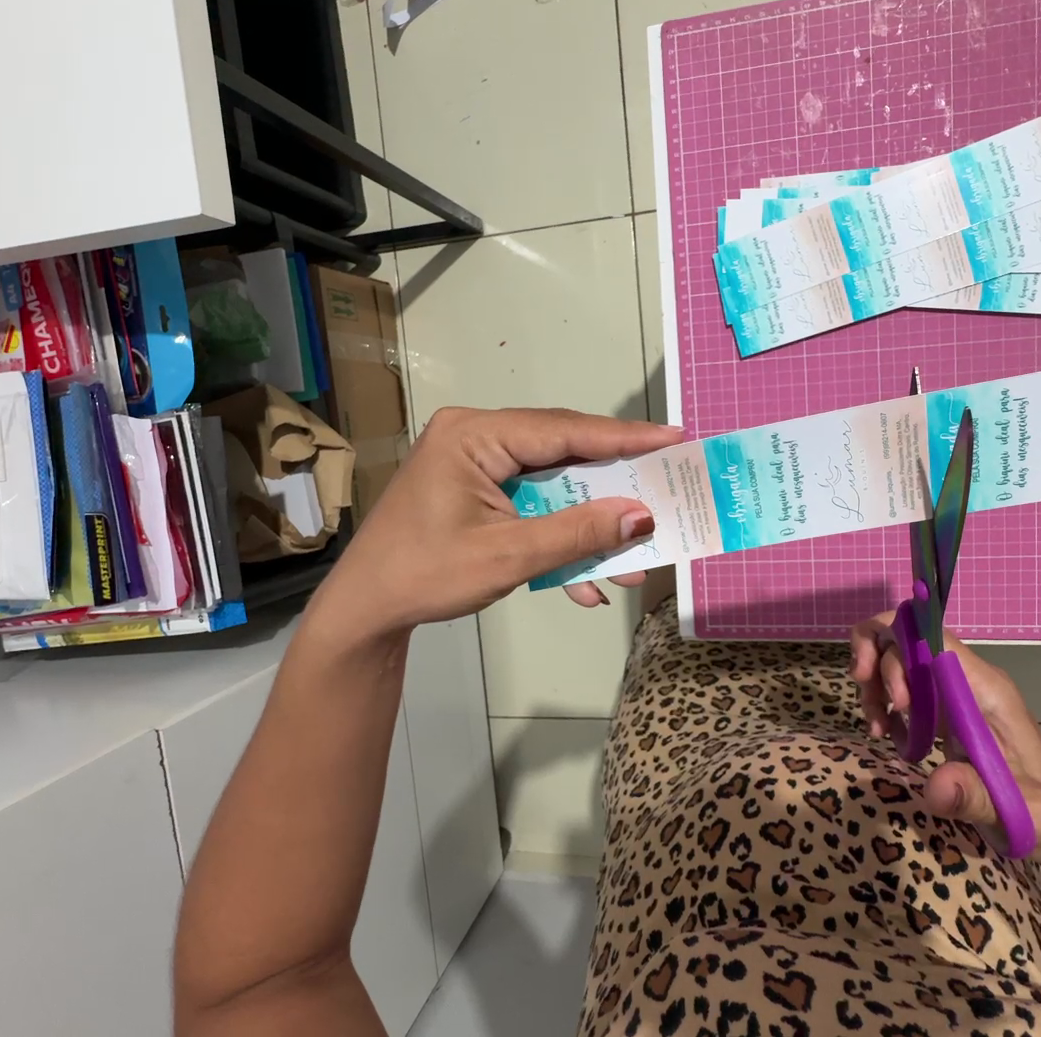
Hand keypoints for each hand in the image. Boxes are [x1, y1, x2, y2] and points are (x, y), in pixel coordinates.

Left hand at [308, 407, 681, 638]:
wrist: (366, 610)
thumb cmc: (426, 575)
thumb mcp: (509, 555)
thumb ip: (577, 531)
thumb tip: (641, 515)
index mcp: (475, 435)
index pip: (563, 430)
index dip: (623, 438)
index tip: (673, 438)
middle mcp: (476, 438)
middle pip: (562, 455)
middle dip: (612, 488)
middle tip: (666, 490)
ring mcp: (476, 466)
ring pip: (552, 486)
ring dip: (588, 526)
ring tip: (631, 560)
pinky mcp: (477, 493)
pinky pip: (531, 507)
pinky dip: (557, 539)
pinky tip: (583, 584)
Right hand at [848, 612, 1040, 864]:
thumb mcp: (1018, 812)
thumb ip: (976, 796)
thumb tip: (935, 788)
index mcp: (985, 689)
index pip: (932, 637)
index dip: (893, 641)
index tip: (870, 679)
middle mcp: (967, 681)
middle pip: (907, 642)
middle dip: (877, 667)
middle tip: (874, 711)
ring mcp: (954, 694)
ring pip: (899, 662)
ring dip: (876, 688)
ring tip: (878, 729)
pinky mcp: (944, 711)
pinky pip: (904, 689)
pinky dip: (885, 706)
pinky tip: (889, 737)